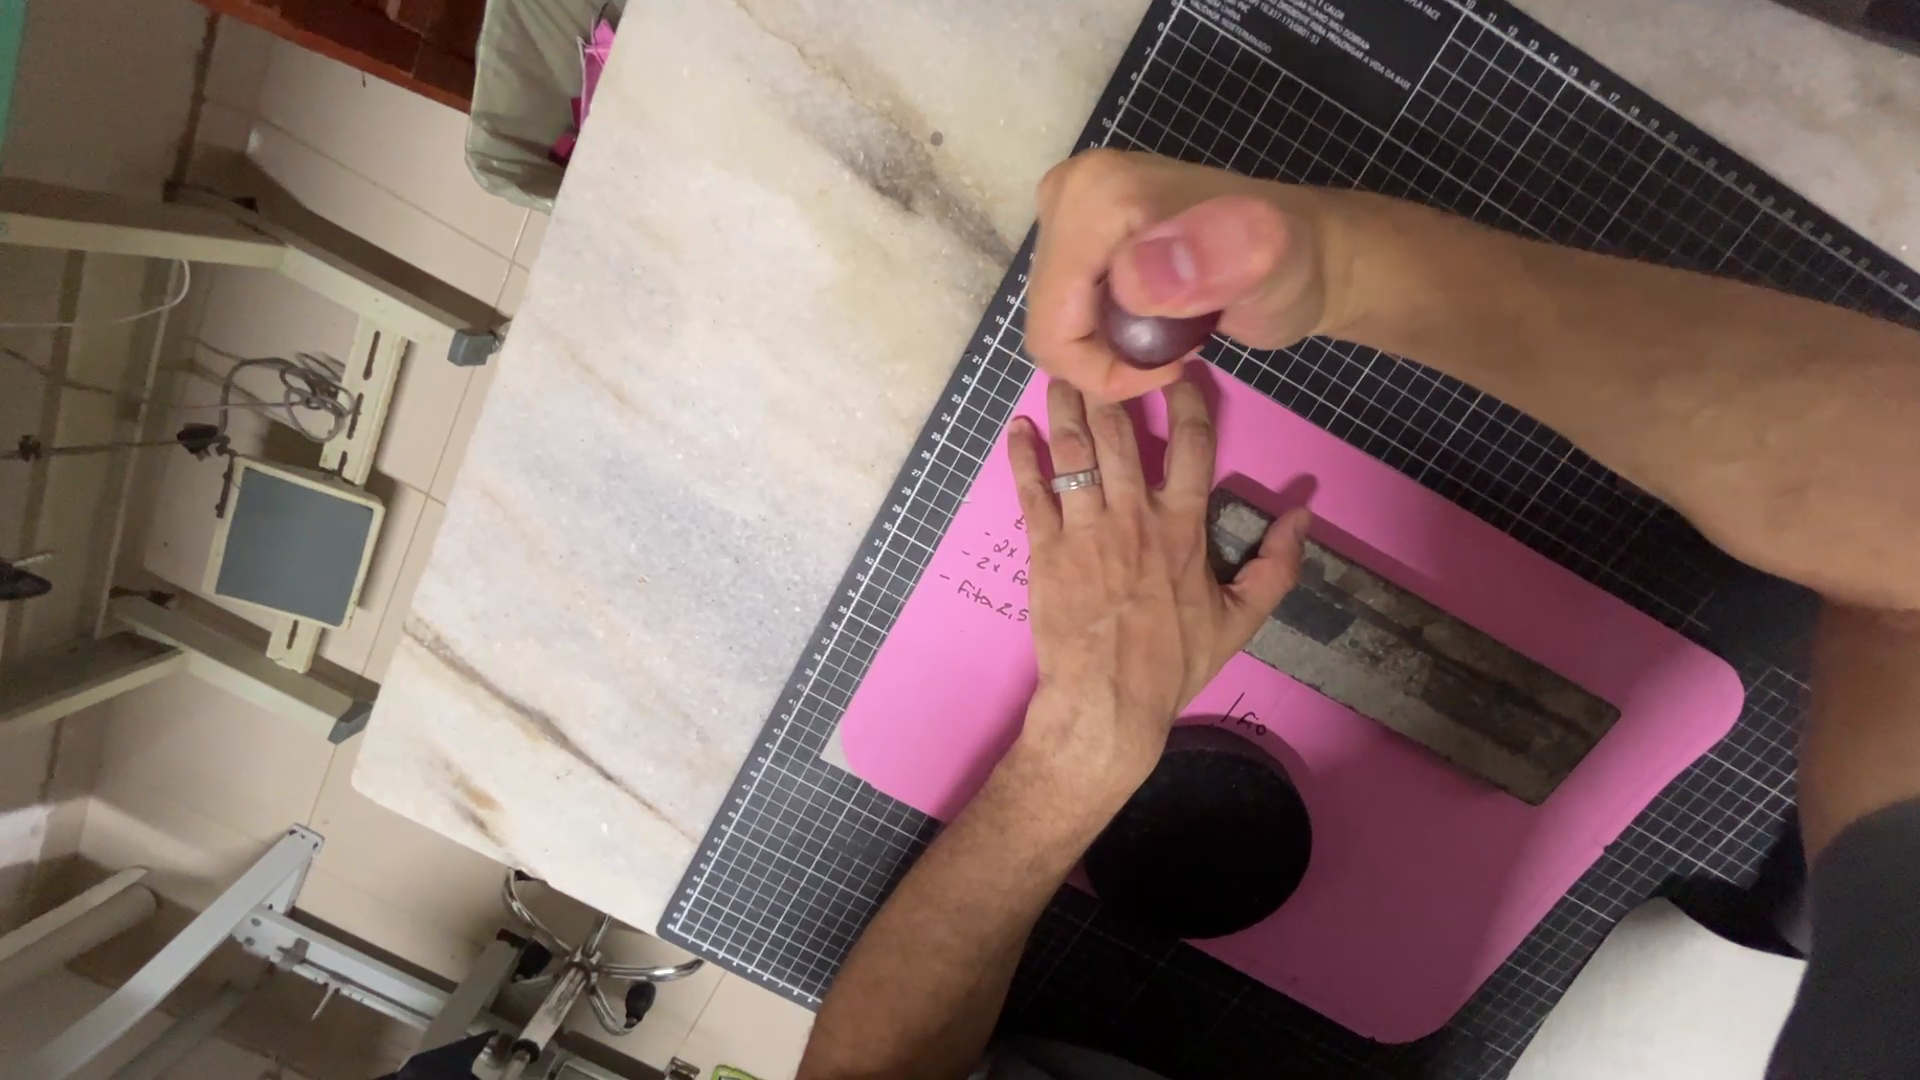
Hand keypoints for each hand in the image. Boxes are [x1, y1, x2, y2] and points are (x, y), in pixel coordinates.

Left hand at [1006, 371, 1311, 798]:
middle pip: (1121, 434)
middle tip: (1101, 352)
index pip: (1192, 446)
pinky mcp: (1046, 548)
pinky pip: (1033, 491)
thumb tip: (1304, 514)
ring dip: (1066, 406)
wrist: (1108, 700)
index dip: (1188, 401)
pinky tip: (1017, 428)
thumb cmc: (1173, 662)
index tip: (1181, 370)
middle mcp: (1134, 515)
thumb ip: (1277, 565)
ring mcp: (1086, 529)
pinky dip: (1023, 456)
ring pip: (1075, 452)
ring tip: (1059, 372)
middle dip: (1111, 387)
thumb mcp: (1240, 620)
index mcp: (1183, 527)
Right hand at [1028, 150, 1350, 401]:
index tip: (1173, 364)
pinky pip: (1064, 318)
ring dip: (1107, 351)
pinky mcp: (1073, 240)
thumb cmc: (1288, 265)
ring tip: (1167, 338)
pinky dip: (1104, 339)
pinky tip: (1150, 327)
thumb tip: (1132, 280)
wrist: (1304, 252)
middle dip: (1105, 360)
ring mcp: (1065, 219)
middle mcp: (1065, 197)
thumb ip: (1212, 260)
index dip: (1105, 370)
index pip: (1053, 328)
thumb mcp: (1267, 265)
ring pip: (1054, 326)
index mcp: (1090, 196)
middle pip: (1048, 326)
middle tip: (1173, 352)